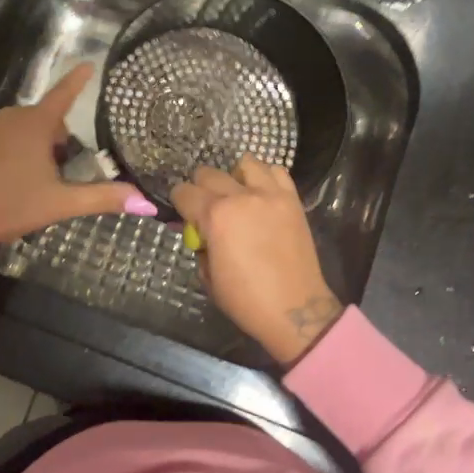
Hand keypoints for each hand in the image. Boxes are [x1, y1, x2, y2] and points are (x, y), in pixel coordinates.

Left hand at [0, 63, 154, 242]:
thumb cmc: (11, 206)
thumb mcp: (61, 204)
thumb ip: (103, 198)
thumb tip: (146, 202)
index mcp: (34, 124)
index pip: (63, 95)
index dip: (78, 81)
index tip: (89, 64)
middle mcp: (9, 117)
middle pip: (44, 119)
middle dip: (57, 139)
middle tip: (60, 172)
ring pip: (20, 129)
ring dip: (33, 146)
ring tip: (33, 181)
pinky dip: (10, 151)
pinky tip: (7, 180)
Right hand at [171, 156, 341, 365]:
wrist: (294, 309)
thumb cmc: (245, 299)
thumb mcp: (207, 274)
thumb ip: (199, 243)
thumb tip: (196, 229)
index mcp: (215, 217)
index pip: (184, 192)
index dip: (179, 203)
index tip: (184, 214)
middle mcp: (241, 197)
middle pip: (209, 173)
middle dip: (201, 189)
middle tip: (207, 209)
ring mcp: (270, 195)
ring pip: (244, 163)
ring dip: (234, 177)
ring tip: (238, 196)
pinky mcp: (292, 199)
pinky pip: (276, 171)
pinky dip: (264, 178)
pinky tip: (261, 195)